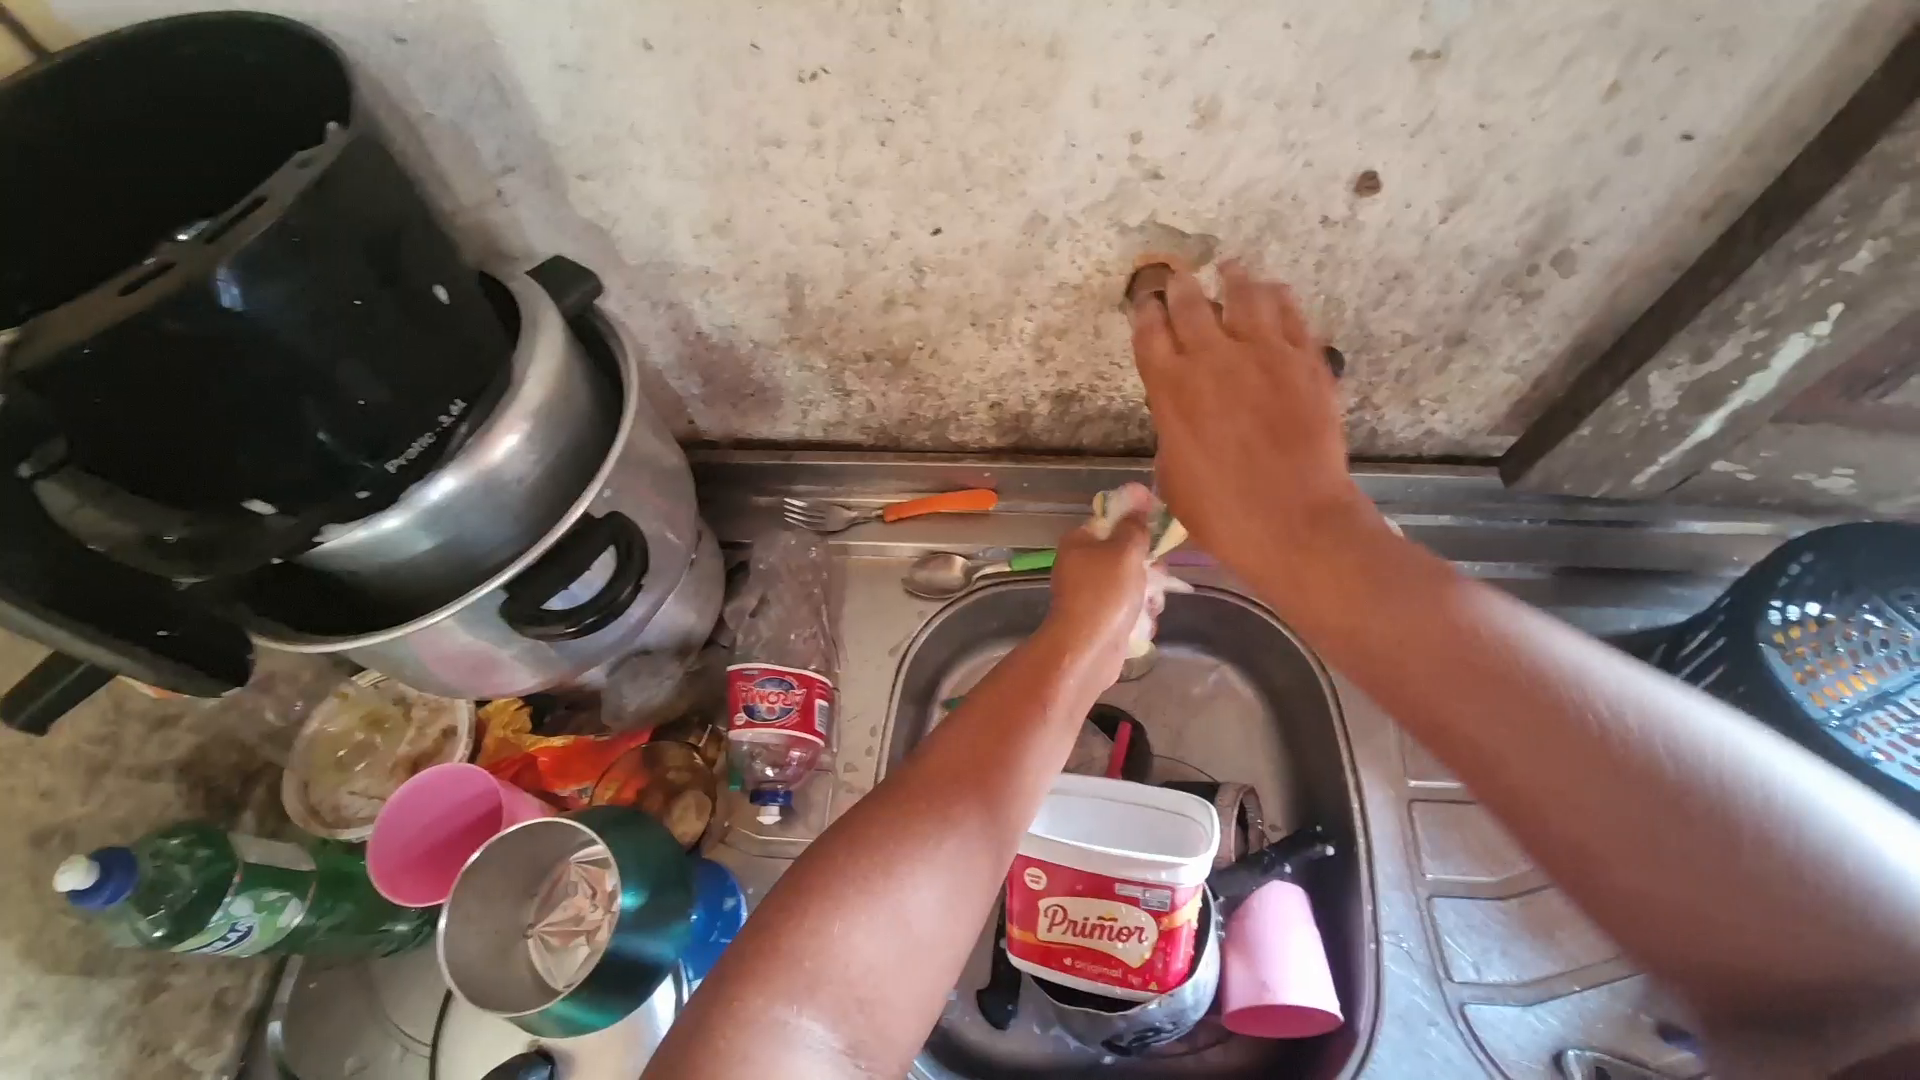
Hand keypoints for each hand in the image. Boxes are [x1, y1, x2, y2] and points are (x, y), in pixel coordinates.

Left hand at [1038, 503, 1151, 687]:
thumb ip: (1135, 526)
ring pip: (1131, 582)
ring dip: (1147, 591)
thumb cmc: (1104, 593)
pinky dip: (1140, 613)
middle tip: (1158, 575)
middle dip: (1148, 564)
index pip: (1112, 520)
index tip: (1159, 528)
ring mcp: (1090, 593)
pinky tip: (1145, 620)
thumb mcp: (1124, 551)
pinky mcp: (1101, 618)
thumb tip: (1138, 497)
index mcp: (1079, 542)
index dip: (1137, 520)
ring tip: (1151, 603)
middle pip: (1125, 553)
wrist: (1087, 649)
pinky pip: (1128, 607)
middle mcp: (1081, 565)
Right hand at [1130, 261, 1376, 585]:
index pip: (1150, 333)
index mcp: (1171, 389)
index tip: (1145, 303)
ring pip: (1244, 296)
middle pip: (1190, 305)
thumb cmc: (1221, 512)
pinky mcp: (1305, 360)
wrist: (1293, 520)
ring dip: (1232, 279)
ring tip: (1229, 268)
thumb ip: (1173, 429)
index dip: (1145, 313)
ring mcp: (1264, 355)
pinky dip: (1277, 298)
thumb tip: (1183, 414)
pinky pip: (1290, 314)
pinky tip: (1273, 292)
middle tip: (1178, 276)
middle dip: (1180, 287)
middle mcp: (1212, 359)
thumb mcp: (1173, 474)